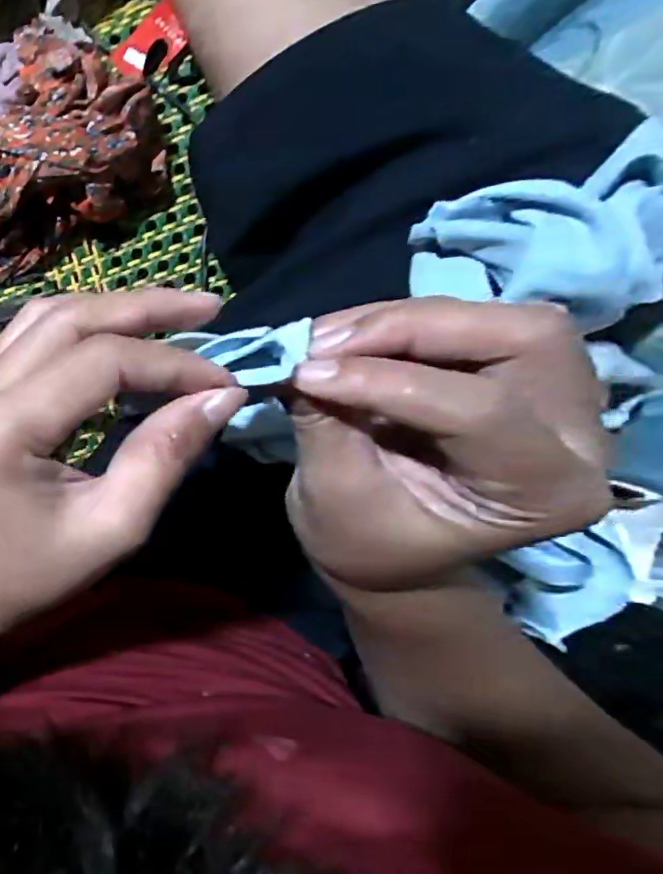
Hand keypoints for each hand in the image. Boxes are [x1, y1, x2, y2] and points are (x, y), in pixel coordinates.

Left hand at [0, 289, 243, 622]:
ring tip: (172, 314)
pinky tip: (119, 335)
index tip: (227, 384)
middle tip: (209, 308)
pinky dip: (76, 327)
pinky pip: (25, 338)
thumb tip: (222, 394)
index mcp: (6, 426)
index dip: (172, 364)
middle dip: (141, 308)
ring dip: (107, 309)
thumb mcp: (115, 524)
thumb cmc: (37, 567)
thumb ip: (164, 454)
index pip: (99, 361)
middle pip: (65, 321)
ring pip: (41, 318)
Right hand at [285, 298, 612, 593]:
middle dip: (411, 327)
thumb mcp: (332, 493)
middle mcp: (578, 434)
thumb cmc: (361, 539)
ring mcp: (557, 398)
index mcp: (542, 488)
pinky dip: (392, 322)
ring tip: (320, 341)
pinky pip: (467, 323)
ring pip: (499, 319)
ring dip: (397, 319)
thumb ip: (324, 427)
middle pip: (524, 338)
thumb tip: (296, 368)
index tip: (301, 374)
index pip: (480, 410)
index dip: (385, 381)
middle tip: (321, 343)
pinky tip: (340, 341)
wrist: (389, 554)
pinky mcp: (516, 376)